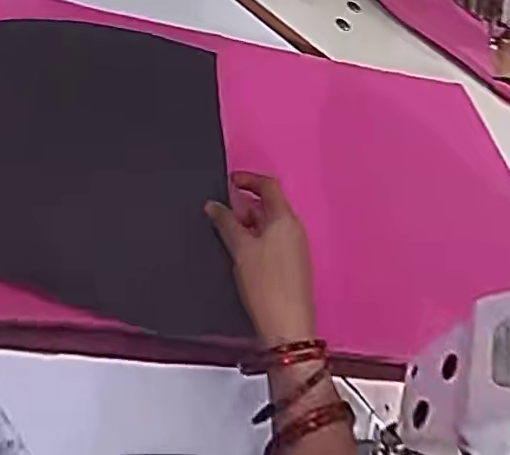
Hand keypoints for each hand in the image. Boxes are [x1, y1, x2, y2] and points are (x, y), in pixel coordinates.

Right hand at [205, 172, 315, 342]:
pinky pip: (273, 241)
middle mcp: (294, 229)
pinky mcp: (293, 266)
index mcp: (285, 219)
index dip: (248, 179)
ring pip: (269, 225)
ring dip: (248, 225)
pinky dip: (256, 240)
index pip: (268, 186)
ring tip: (229, 237)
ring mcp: (296, 248)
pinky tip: (242, 255)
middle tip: (223, 216)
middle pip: (268, 205)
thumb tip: (213, 205)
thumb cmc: (266, 284)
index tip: (230, 181)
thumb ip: (225, 222)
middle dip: (244, 207)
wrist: (288, 330)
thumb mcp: (240, 248)